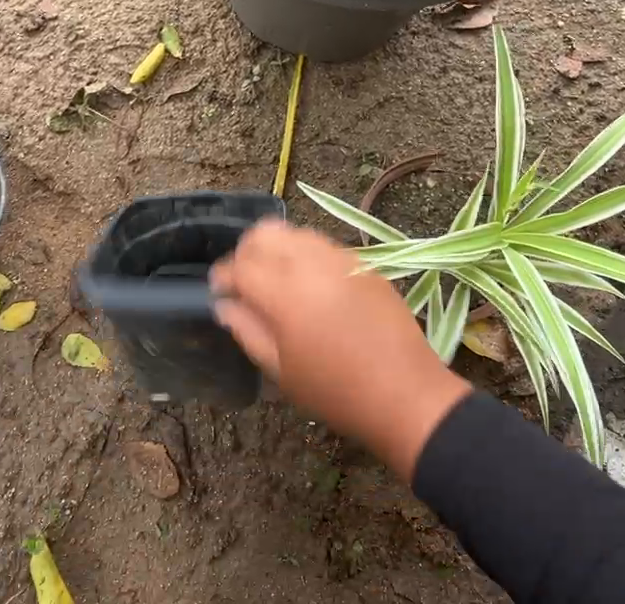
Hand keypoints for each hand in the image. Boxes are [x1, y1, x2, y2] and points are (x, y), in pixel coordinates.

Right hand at [210, 219, 470, 479]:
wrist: (406, 393)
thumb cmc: (336, 391)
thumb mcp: (281, 371)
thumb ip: (247, 331)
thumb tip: (226, 305)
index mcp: (284, 292)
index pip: (240, 265)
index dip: (222, 276)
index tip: (218, 291)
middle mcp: (310, 262)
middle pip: (264, 233)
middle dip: (246, 252)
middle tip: (245, 282)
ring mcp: (340, 258)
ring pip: (294, 232)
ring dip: (276, 249)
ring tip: (276, 281)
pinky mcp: (363, 262)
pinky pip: (323, 244)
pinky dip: (305, 254)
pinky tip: (309, 284)